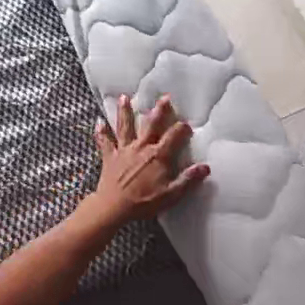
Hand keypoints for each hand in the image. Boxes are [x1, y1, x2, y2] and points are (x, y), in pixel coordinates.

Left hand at [85, 94, 208, 227]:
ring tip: (124, 97)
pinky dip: (101, 133)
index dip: (182, 128)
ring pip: (125, 126)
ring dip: (125, 112)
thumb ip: (188, 180)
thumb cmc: (143, 202)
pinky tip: (98, 123)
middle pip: (151, 124)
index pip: (174, 136)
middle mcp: (142, 147)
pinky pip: (105, 142)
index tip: (187, 124)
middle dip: (159, 110)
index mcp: (158, 155)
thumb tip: (205, 167)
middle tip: (163, 97)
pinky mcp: (109, 157)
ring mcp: (124, 150)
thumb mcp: (171, 194)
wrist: (114, 207)